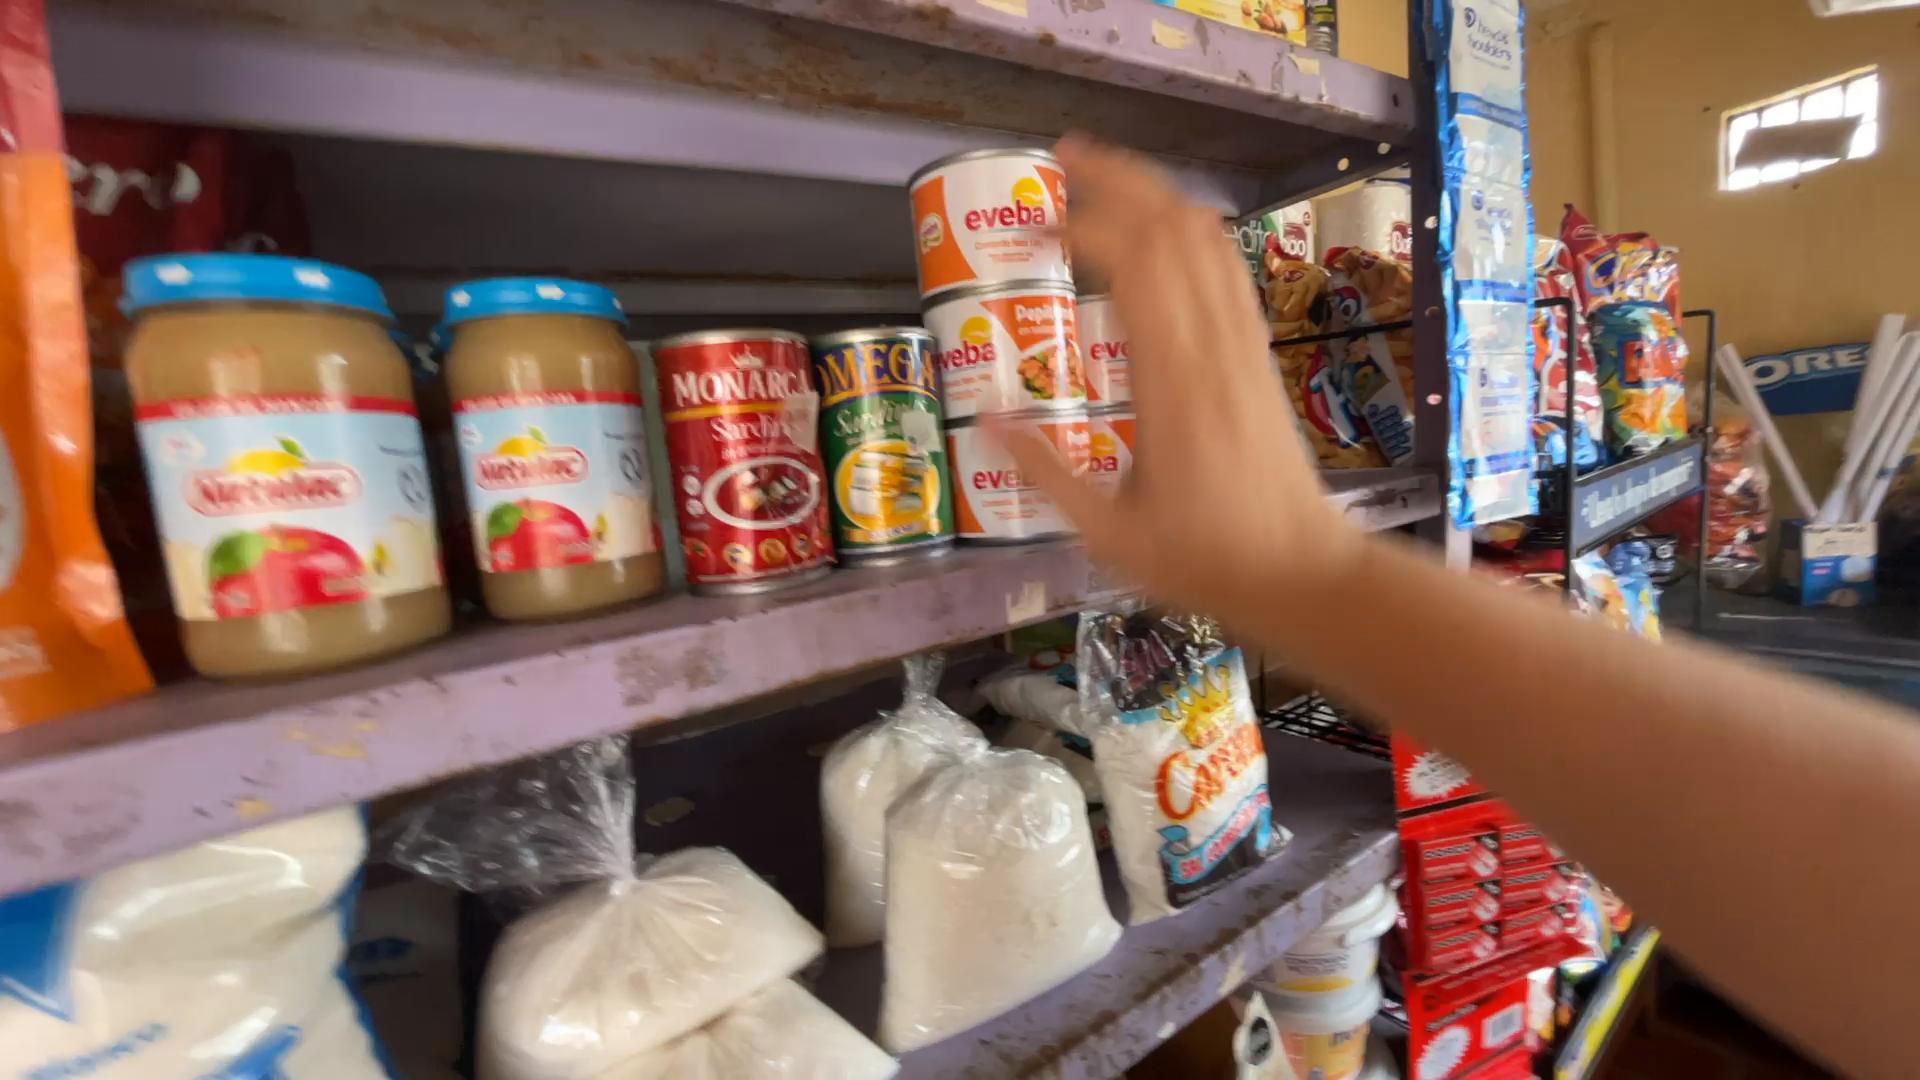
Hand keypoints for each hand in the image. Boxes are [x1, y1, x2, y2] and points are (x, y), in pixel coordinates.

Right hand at [991, 136, 1363, 618]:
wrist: (1303, 573)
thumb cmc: (1203, 560)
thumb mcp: (1108, 533)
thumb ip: (1047, 472)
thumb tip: (987, 421)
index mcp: (1173, 387)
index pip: (1136, 266)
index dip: (1087, 226)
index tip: (1037, 226)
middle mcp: (1214, 349)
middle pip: (1176, 228)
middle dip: (1119, 180)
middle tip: (1062, 165)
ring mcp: (1245, 347)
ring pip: (1209, 240)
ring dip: (1155, 197)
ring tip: (1103, 185)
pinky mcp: (1259, 356)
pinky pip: (1227, 271)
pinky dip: (1188, 235)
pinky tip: (1159, 238)